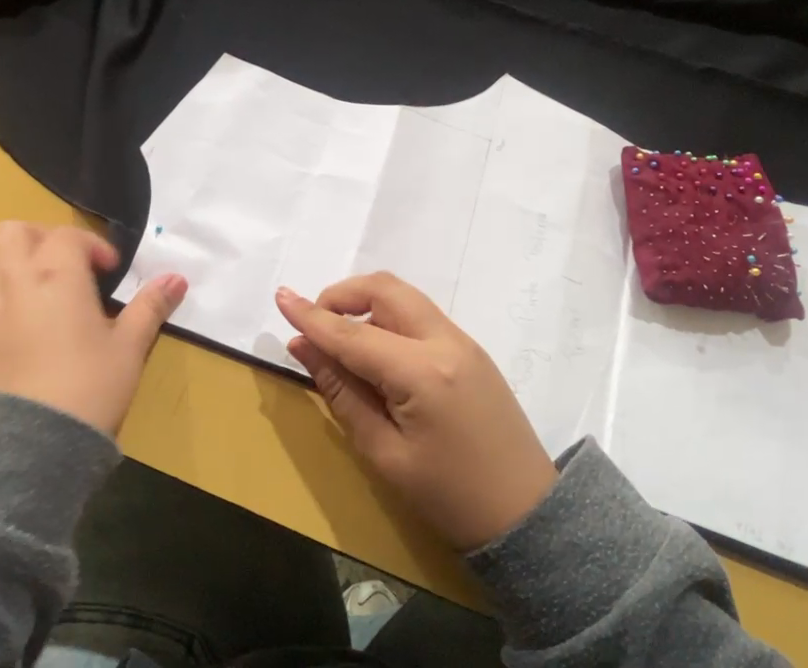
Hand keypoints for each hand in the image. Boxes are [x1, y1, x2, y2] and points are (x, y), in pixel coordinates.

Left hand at [0, 222, 187, 435]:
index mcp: (56, 274)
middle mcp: (9, 279)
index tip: (109, 272)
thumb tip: (177, 278)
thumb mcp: (129, 350)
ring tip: (22, 292)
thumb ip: (149, 308)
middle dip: (37, 240)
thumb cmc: (87, 392)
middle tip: (61, 267)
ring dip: (0, 267)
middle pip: (12, 232)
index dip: (92, 247)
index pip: (68, 236)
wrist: (25, 450)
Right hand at [278, 274, 557, 551]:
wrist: (529, 517)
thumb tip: (303, 347)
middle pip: (385, 289)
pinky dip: (389, 317)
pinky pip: (420, 316)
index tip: (279, 296)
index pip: (353, 332)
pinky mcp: (471, 352)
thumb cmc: (449, 497)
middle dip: (341, 295)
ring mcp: (464, 343)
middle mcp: (445, 342)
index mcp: (422, 373)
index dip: (311, 316)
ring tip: (340, 339)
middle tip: (314, 323)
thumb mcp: (384, 453)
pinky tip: (375, 352)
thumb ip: (341, 392)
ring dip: (366, 303)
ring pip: (404, 297)